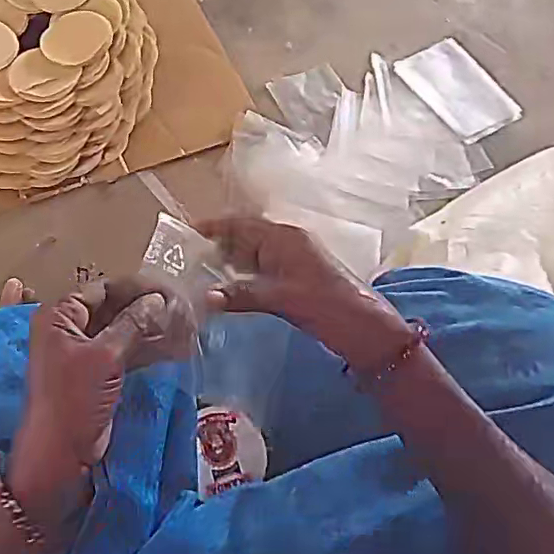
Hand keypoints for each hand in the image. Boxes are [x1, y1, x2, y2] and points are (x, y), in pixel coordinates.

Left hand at [8, 279, 194, 521]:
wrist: (59, 456)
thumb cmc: (74, 399)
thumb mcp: (104, 356)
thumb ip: (132, 323)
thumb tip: (158, 300)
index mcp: (59, 316)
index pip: (101, 289)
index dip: (133, 287)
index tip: (167, 289)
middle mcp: (67, 328)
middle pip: (111, 307)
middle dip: (143, 307)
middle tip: (179, 305)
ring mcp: (81, 352)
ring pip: (119, 329)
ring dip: (147, 327)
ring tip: (181, 323)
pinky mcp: (95, 373)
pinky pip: (122, 350)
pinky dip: (143, 347)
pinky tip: (170, 345)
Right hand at [200, 216, 410, 371]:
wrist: (366, 329)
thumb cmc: (325, 305)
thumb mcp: (281, 299)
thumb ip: (242, 295)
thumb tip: (205, 296)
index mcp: (284, 237)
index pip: (241, 224)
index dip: (215, 226)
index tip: (188, 231)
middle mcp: (287, 242)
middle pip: (245, 236)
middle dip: (218, 243)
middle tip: (187, 256)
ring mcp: (293, 260)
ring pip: (253, 253)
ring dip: (230, 260)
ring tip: (200, 272)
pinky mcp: (296, 277)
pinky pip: (262, 268)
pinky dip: (243, 274)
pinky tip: (229, 287)